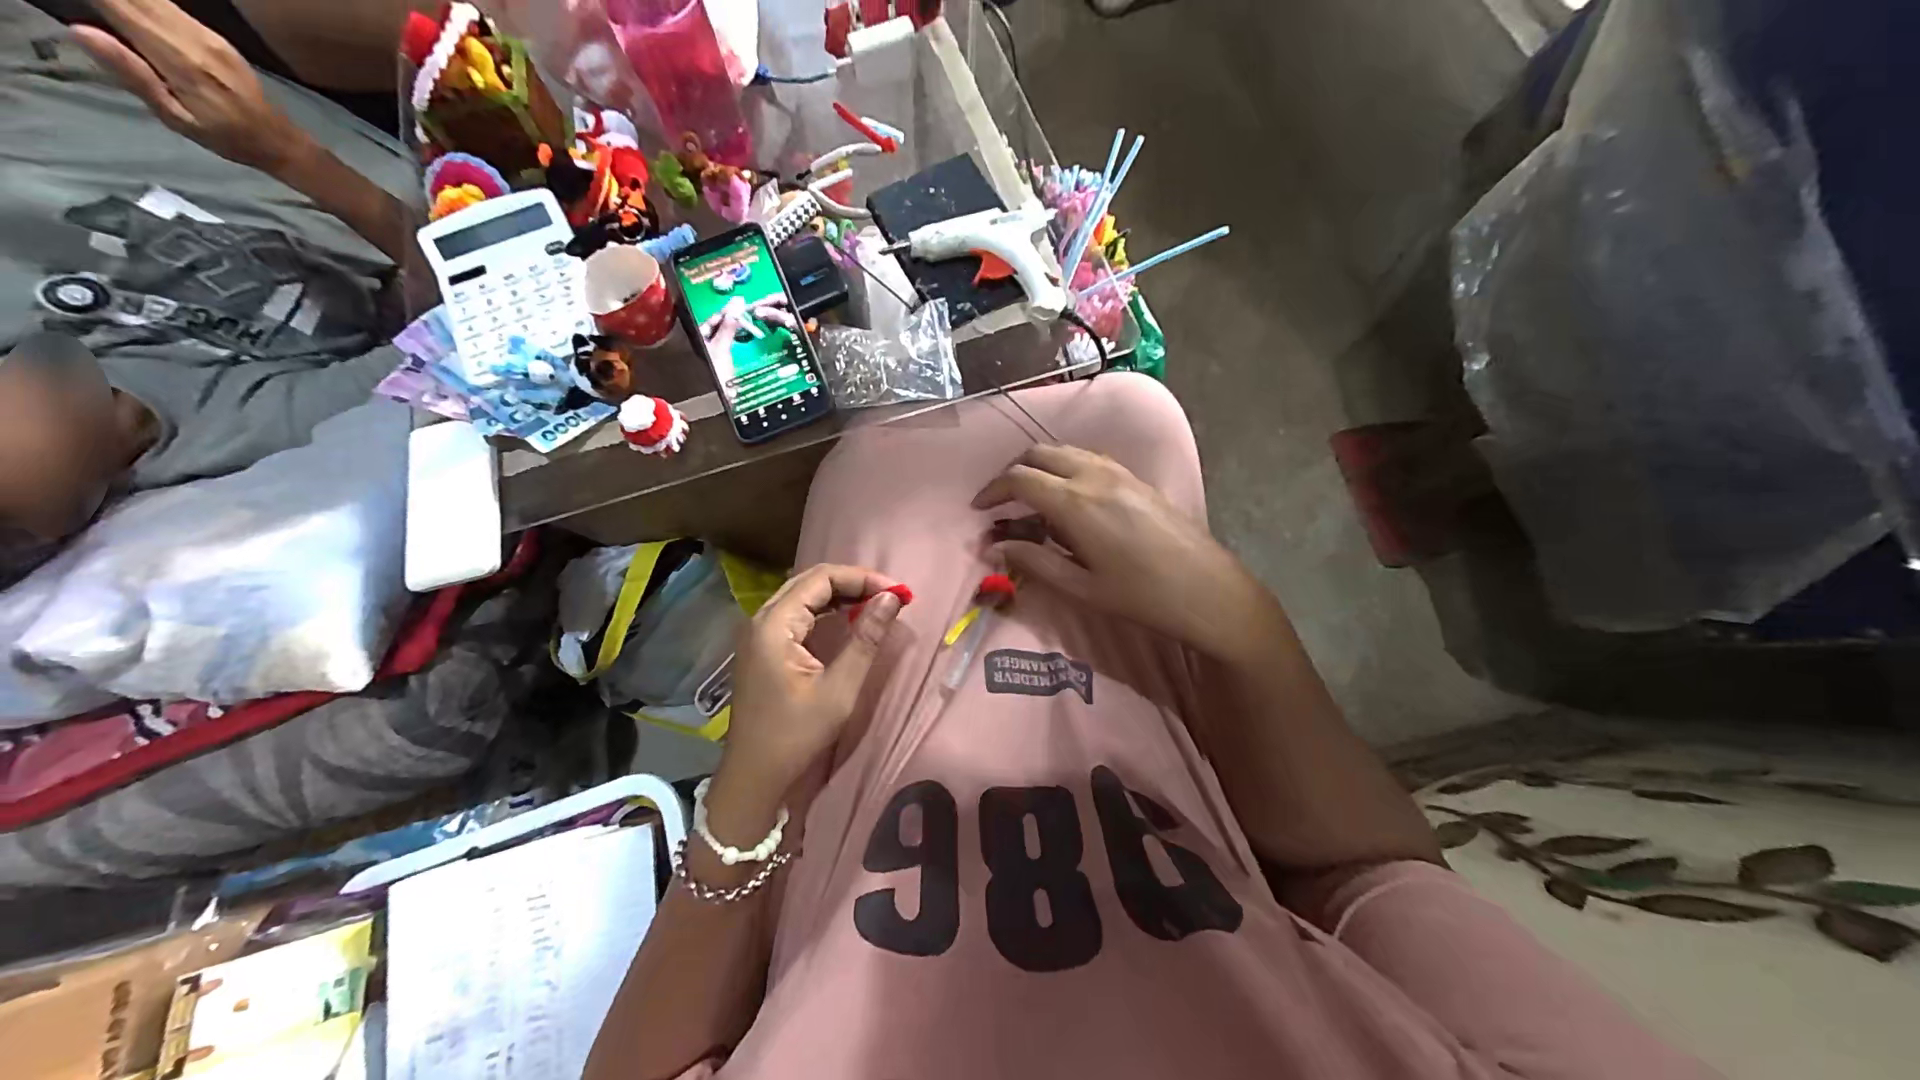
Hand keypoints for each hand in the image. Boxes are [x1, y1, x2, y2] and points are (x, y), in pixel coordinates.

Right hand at [71, 0, 314, 177]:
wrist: (283, 142)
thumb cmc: (229, 139)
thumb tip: (78, 29)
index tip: (79, 5)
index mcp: (181, 60)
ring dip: (129, 1)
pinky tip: (137, 15)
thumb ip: (132, 74)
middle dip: (112, 0)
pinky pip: (172, 8)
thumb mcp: (176, 118)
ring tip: (114, 15)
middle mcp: (196, 40)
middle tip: (97, 12)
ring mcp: (210, 37)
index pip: (119, 5)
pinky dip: (148, 4)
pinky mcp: (219, 39)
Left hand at [717, 564, 905, 793]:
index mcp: (774, 624)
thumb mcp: (839, 689)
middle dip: (853, 582)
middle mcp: (761, 619)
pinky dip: (826, 610)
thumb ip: (866, 639)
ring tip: (877, 603)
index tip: (898, 592)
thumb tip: (892, 599)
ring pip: (804, 595)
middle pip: (811, 581)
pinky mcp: (763, 646)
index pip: (821, 578)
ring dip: (841, 594)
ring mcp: (759, 632)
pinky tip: (850, 619)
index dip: (862, 578)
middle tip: (890, 595)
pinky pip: (798, 613)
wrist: (754, 773)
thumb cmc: (796, 734)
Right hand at [974, 445, 1281, 663]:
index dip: (992, 490)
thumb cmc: (1141, 596)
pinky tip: (1069, 500)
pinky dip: (1066, 469)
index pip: (1020, 479)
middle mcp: (1094, 475)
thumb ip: (1034, 562)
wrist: (1209, 591)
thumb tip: (995, 548)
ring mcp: (1119, 473)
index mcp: (1075, 502)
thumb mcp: (1081, 587)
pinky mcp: (1137, 479)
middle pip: (1040, 453)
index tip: (980, 510)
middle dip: (1013, 472)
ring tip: (1031, 501)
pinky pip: (1090, 460)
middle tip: (1001, 503)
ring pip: (1066, 452)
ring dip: (1040, 467)